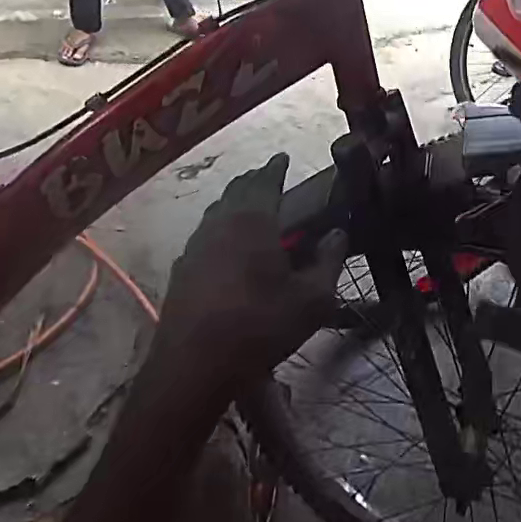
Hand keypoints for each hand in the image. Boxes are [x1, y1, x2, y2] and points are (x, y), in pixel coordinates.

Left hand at [148, 154, 345, 389]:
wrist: (194, 364)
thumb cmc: (259, 326)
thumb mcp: (311, 300)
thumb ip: (328, 261)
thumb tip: (338, 233)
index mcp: (253, 221)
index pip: (266, 181)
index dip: (276, 167)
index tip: (282, 156)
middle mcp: (220, 223)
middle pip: (237, 190)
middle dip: (254, 180)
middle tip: (267, 177)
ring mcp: (195, 245)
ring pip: (217, 212)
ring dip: (234, 202)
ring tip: (248, 207)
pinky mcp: (182, 269)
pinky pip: (204, 235)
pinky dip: (219, 228)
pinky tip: (225, 246)